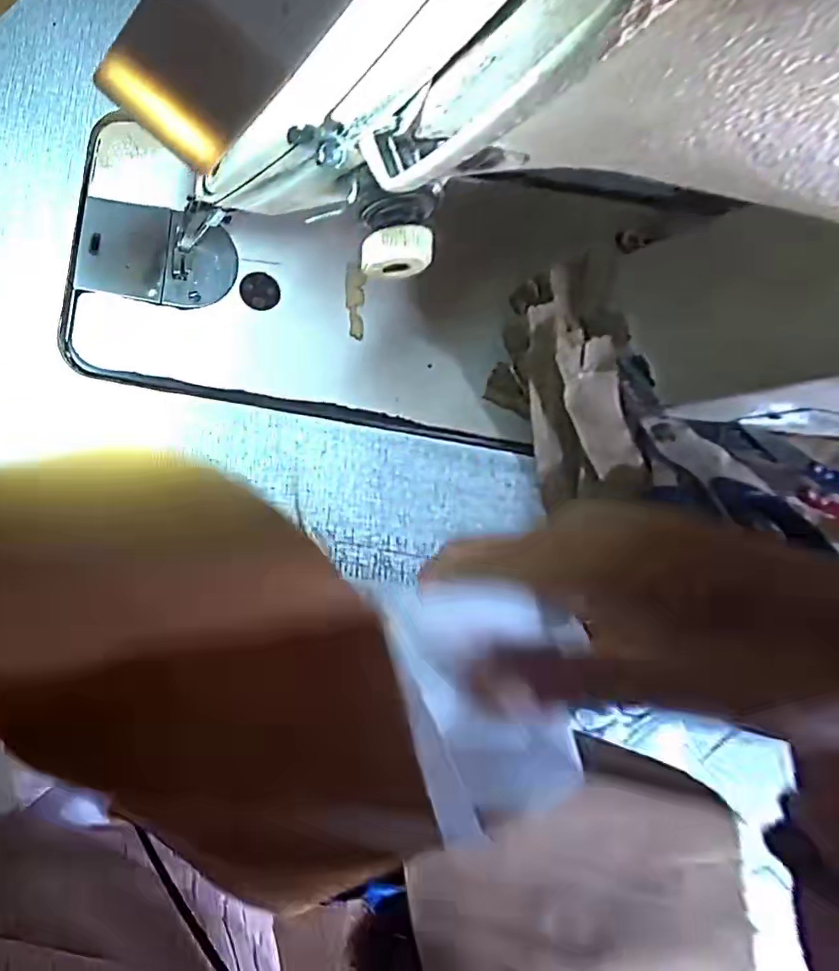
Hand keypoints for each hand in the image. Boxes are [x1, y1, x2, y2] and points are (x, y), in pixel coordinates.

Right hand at [426, 500, 838, 733]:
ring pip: (510, 557)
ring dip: (505, 602)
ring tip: (536, 649)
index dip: (436, 608)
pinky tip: (578, 624)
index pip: (456, 567)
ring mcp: (601, 522)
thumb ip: (562, 681)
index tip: (443, 652)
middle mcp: (573, 525)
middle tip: (489, 659)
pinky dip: (539, 589)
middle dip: (469, 609)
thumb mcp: (673, 685)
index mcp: (573, 554)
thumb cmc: (774, 662)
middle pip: (478, 560)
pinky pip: (547, 553)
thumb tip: (469, 689)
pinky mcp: (624, 529)